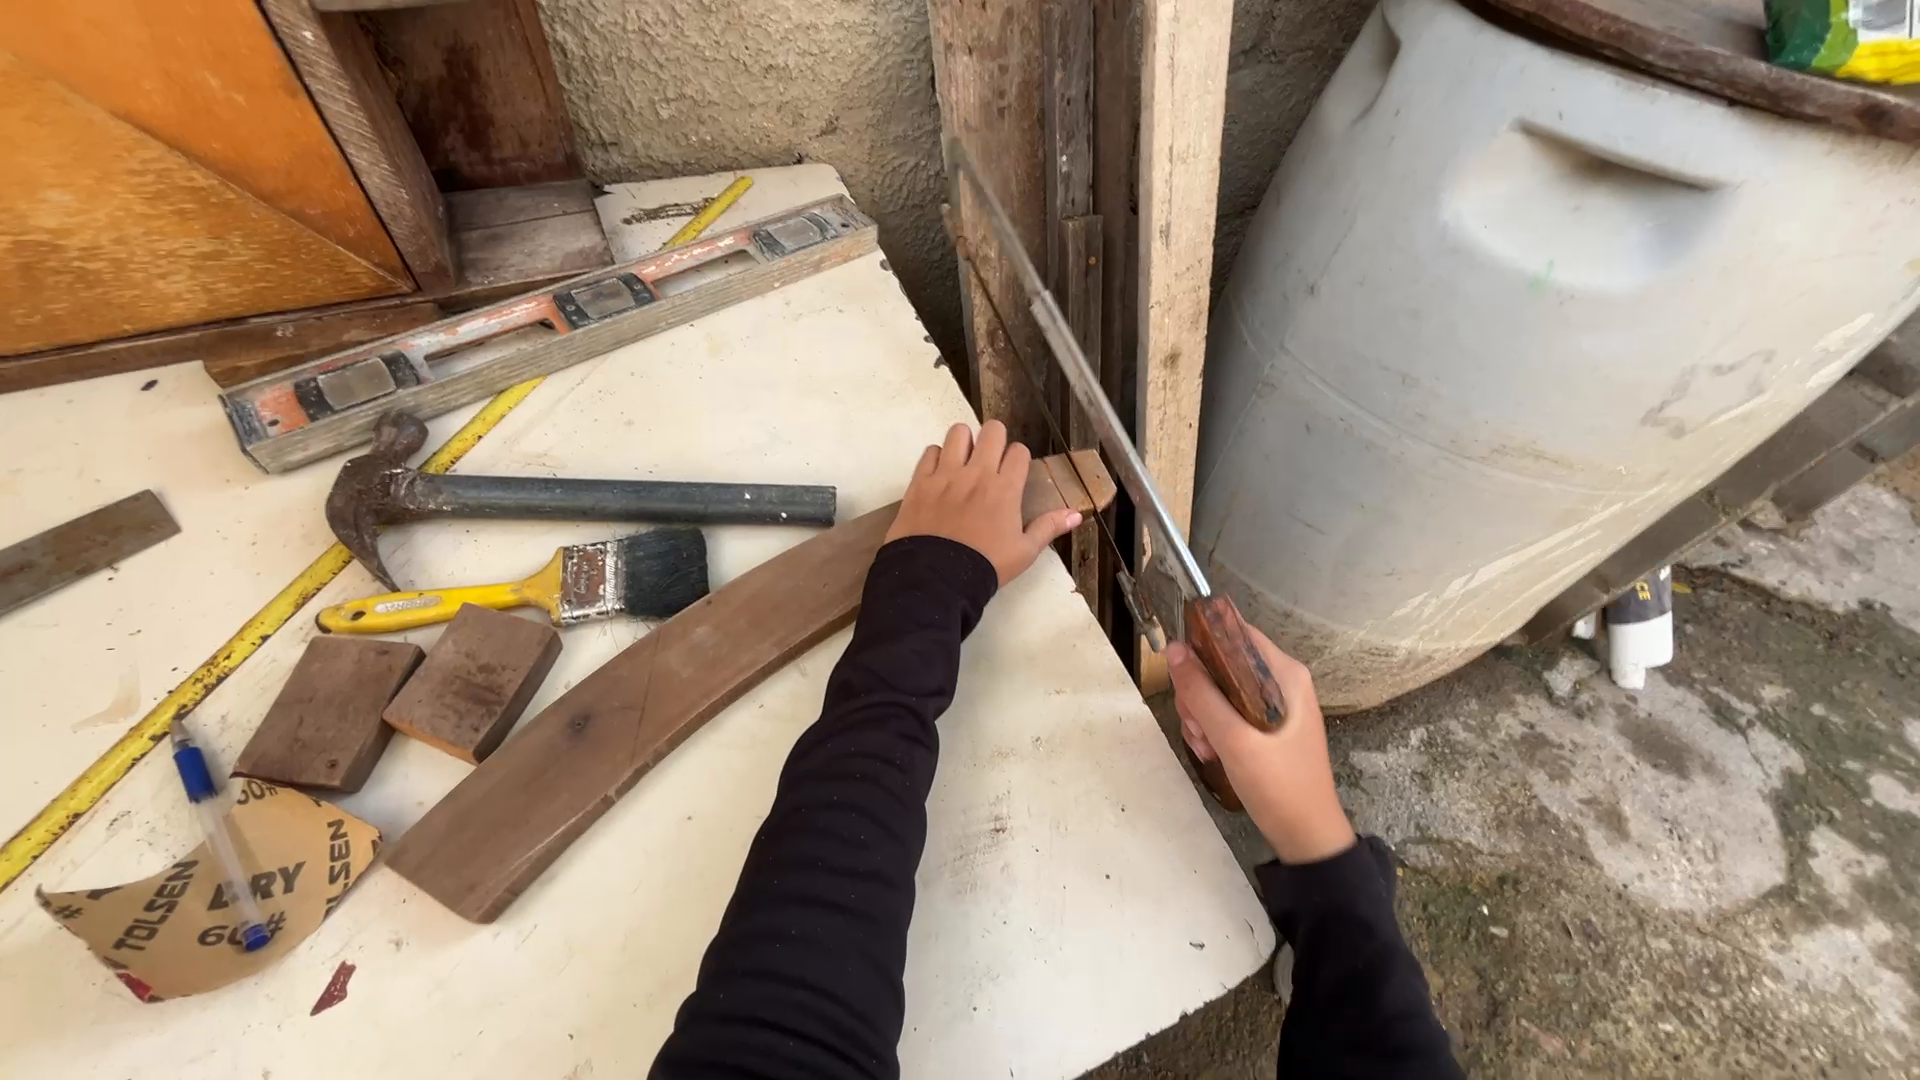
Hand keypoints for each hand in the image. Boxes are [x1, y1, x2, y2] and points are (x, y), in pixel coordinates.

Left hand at [885, 421, 1081, 585]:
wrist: (937, 578)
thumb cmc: (985, 566)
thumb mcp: (1024, 552)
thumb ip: (1048, 528)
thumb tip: (1075, 514)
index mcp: (1005, 488)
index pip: (1018, 452)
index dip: (1018, 458)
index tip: (1014, 471)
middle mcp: (977, 474)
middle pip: (992, 431)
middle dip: (995, 438)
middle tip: (991, 456)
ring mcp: (946, 475)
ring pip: (958, 433)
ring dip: (964, 441)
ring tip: (964, 458)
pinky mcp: (920, 482)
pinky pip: (929, 451)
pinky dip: (936, 457)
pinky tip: (940, 472)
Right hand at [1168, 630, 1354, 864]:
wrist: (1306, 836)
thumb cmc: (1277, 784)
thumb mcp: (1233, 738)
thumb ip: (1201, 693)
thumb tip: (1174, 650)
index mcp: (1284, 673)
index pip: (1235, 633)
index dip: (1202, 644)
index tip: (1181, 673)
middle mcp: (1280, 681)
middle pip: (1221, 663)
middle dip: (1198, 691)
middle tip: (1196, 725)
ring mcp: (1272, 704)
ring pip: (1218, 689)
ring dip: (1200, 715)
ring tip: (1204, 746)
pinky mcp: (1264, 725)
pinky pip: (1226, 711)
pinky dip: (1211, 729)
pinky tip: (1209, 752)